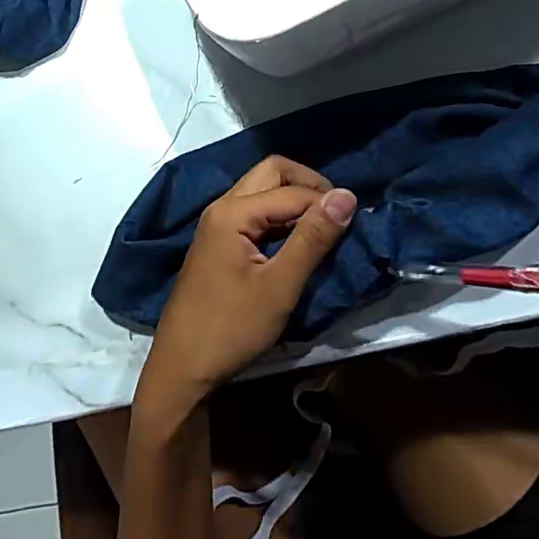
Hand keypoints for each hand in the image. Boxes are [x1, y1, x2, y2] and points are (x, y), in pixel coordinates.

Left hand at [138, 156, 355, 412]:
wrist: (182, 366)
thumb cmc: (232, 328)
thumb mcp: (280, 286)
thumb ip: (312, 238)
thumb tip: (346, 195)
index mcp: (232, 212)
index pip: (292, 191)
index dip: (326, 202)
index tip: (357, 223)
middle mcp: (222, 207)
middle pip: (271, 173)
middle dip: (308, 184)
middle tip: (336, 213)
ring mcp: (217, 223)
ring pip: (261, 190)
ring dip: (293, 199)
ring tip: (323, 228)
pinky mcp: (218, 241)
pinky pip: (253, 211)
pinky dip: (279, 216)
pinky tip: (297, 240)